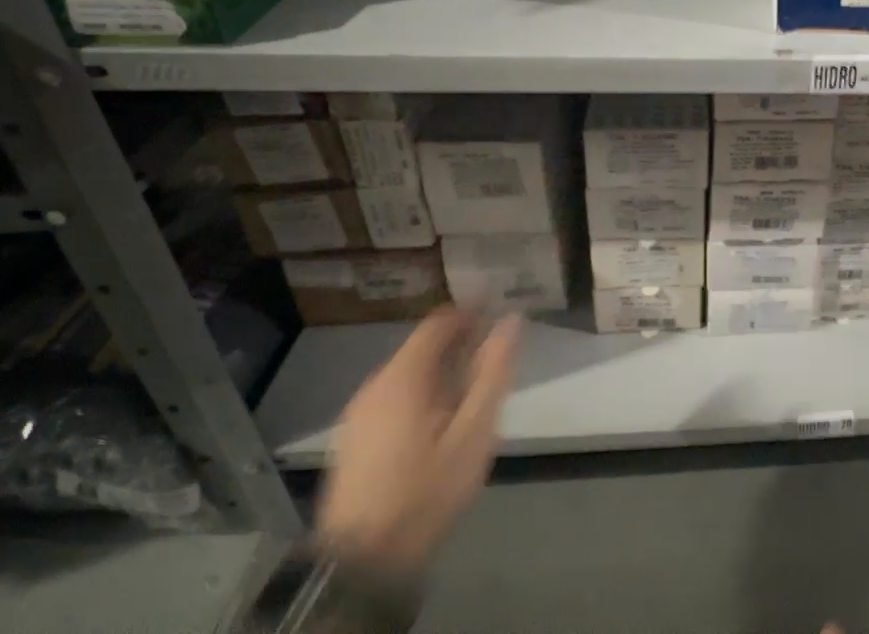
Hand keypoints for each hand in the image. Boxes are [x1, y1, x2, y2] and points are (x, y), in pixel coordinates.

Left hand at [316, 308, 522, 581]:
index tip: (503, 311)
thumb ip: (493, 372)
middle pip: (423, 347)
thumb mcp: (474, 431)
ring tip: (478, 389)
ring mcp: (360, 412)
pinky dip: (425, 393)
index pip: (439, 321)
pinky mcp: (356, 436)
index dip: (473, 311)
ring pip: (410, 374)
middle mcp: (375, 384)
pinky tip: (444, 419)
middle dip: (461, 344)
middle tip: (498, 357)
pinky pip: (396, 397)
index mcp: (403, 376)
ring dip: (444, 370)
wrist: (365, 557)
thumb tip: (512, 320)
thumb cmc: (429, 489)